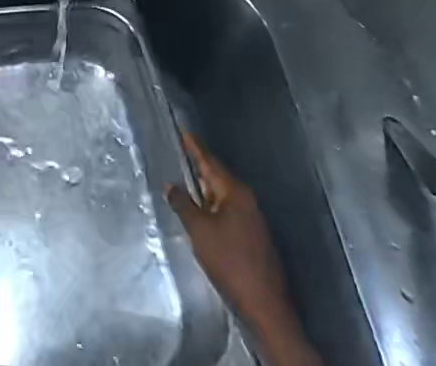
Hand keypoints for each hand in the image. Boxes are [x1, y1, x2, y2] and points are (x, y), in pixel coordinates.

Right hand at [166, 131, 320, 365]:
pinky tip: (202, 212)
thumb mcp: (199, 230)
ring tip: (187, 180)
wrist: (264, 303)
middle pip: (218, 177)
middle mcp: (247, 200)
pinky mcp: (253, 236)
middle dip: (200, 166)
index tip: (185, 132)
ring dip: (205, 189)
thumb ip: (183, 204)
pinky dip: (213, 206)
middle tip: (182, 153)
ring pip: (224, 196)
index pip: (210, 163)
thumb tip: (171, 185)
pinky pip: (229, 210)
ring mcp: (253, 218)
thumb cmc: (229, 261)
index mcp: (235, 192)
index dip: (196, 148)